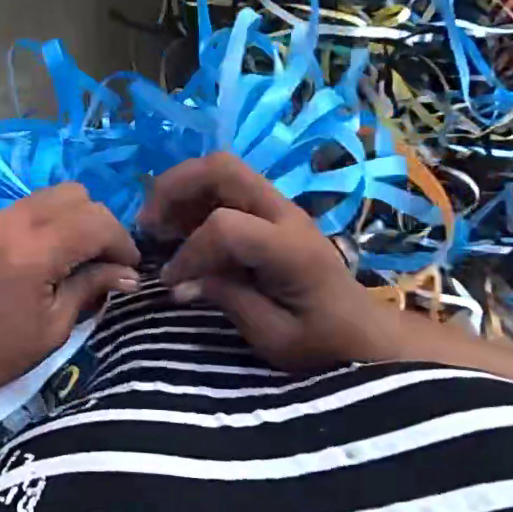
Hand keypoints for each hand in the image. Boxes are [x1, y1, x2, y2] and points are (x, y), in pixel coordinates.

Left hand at [0, 183, 141, 426]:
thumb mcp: (52, 328)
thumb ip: (91, 288)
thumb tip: (128, 273)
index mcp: (32, 250)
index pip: (95, 220)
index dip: (121, 241)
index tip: (129, 268)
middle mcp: (9, 220)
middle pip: (74, 194)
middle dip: (98, 223)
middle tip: (104, 261)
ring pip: (48, 196)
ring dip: (71, 219)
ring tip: (75, 259)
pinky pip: (23, 208)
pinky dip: (44, 223)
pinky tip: (44, 257)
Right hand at [140, 153, 402, 372]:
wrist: (364, 333)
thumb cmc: (323, 342)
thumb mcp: (274, 337)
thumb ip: (227, 300)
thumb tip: (178, 282)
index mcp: (291, 250)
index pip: (225, 225)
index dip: (189, 251)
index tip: (171, 282)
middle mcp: (285, 214)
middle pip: (221, 169)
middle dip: (174, 188)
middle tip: (148, 224)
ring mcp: (278, 207)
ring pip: (220, 169)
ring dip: (180, 189)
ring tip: (157, 226)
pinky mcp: (269, 211)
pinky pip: (224, 186)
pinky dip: (192, 198)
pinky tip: (177, 229)